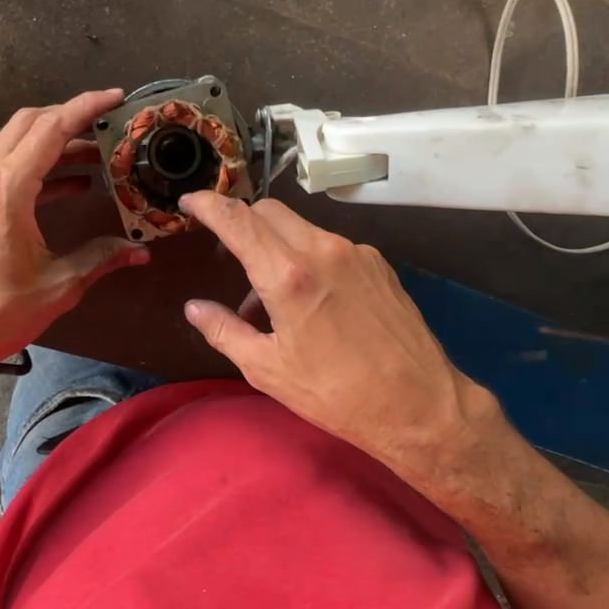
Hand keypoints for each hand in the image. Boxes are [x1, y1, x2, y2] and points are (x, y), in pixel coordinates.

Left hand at [0, 89, 148, 380]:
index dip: (86, 108)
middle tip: (107, 123)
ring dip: (53, 144)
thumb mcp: (58, 284)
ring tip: (96, 156)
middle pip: (28, 125)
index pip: (51, 129)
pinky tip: (67, 186)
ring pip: (14, 145)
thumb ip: (101, 258)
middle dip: (69, 117)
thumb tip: (139, 253)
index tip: (116, 98)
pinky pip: (5, 171)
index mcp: (7, 189)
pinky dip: (37, 168)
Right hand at [179, 192, 509, 498]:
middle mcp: (323, 250)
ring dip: (277, 246)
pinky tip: (314, 301)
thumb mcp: (267, 369)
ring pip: (302, 228)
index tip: (189, 203)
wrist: (418, 405)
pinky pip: (331, 246)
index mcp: (288, 276)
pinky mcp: (379, 264)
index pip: (237, 220)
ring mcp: (356, 253)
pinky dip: (310, 259)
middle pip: (270, 211)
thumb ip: (224, 331)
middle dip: (242, 222)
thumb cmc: (335, 394)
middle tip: (230, 257)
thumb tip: (194, 308)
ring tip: (273, 298)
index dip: (206, 205)